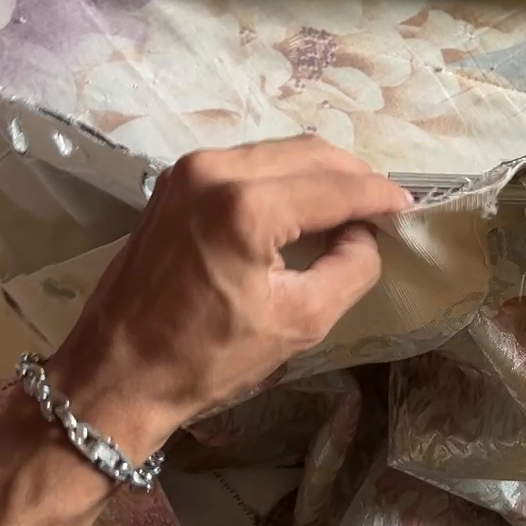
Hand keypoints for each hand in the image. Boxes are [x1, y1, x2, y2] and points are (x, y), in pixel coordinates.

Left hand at [40, 137, 412, 457]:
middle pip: (310, 153)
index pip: (335, 185)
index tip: (409, 206)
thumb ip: (351, 269)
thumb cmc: (208, 359)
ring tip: (348, 206)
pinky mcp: (176, 180)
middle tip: (382, 207)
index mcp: (246, 206)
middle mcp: (216, 169)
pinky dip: (285, 177)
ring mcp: (190, 169)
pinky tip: (302, 203)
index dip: (379, 195)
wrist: (116, 373)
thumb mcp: (300, 322)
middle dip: (354, 176)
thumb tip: (364, 234)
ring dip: (320, 174)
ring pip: (279, 152)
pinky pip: (249, 162)